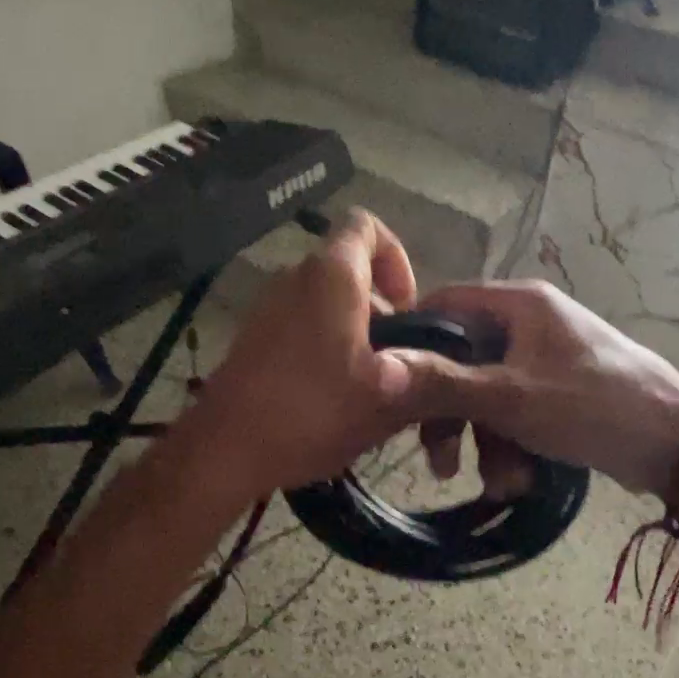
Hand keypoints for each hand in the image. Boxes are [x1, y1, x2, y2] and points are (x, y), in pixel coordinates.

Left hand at [177, 209, 427, 499]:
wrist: (225, 451)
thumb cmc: (313, 411)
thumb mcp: (387, 397)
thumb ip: (430, 375)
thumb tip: (453, 371)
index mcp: (332, 274)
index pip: (367, 225)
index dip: (396, 256)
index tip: (408, 308)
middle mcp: (296, 277)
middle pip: (351, 271)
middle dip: (382, 311)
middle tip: (398, 361)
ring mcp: (269, 307)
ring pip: (327, 303)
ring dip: (356, 334)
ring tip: (371, 388)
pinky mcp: (254, 338)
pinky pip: (302, 326)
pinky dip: (326, 348)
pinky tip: (335, 400)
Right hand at [388, 280, 678, 500]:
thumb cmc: (591, 406)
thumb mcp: (508, 397)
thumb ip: (440, 382)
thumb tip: (374, 368)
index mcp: (518, 303)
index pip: (443, 305)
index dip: (411, 341)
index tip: (384, 386)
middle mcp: (530, 321)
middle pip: (463, 359)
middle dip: (451, 414)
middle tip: (438, 462)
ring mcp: (548, 356)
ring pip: (489, 393)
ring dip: (485, 440)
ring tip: (499, 484)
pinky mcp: (562, 389)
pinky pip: (517, 410)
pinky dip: (512, 443)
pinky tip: (519, 481)